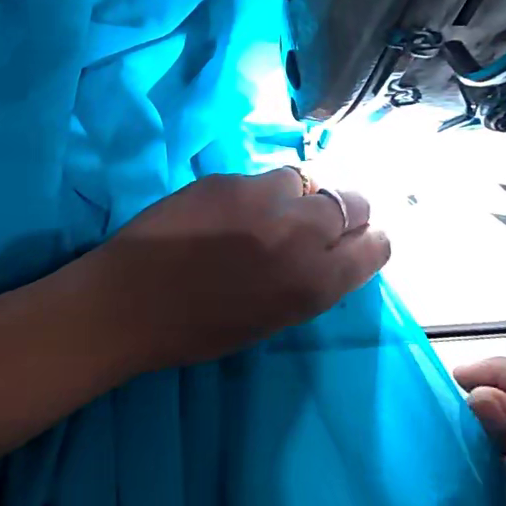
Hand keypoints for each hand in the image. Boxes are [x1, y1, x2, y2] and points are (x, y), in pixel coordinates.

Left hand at [0, 169, 385, 462]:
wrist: (130, 302)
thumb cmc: (199, 329)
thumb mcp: (272, 318)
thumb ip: (310, 282)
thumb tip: (329, 250)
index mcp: (315, 283)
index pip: (375, 247)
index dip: (371, 240)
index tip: (361, 238)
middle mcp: (301, 234)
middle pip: (353, 202)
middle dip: (346, 210)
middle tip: (324, 218)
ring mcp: (264, 199)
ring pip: (308, 180)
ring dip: (301, 194)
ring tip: (276, 209)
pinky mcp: (230, 179)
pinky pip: (265, 176)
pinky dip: (263, 190)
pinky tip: (237, 208)